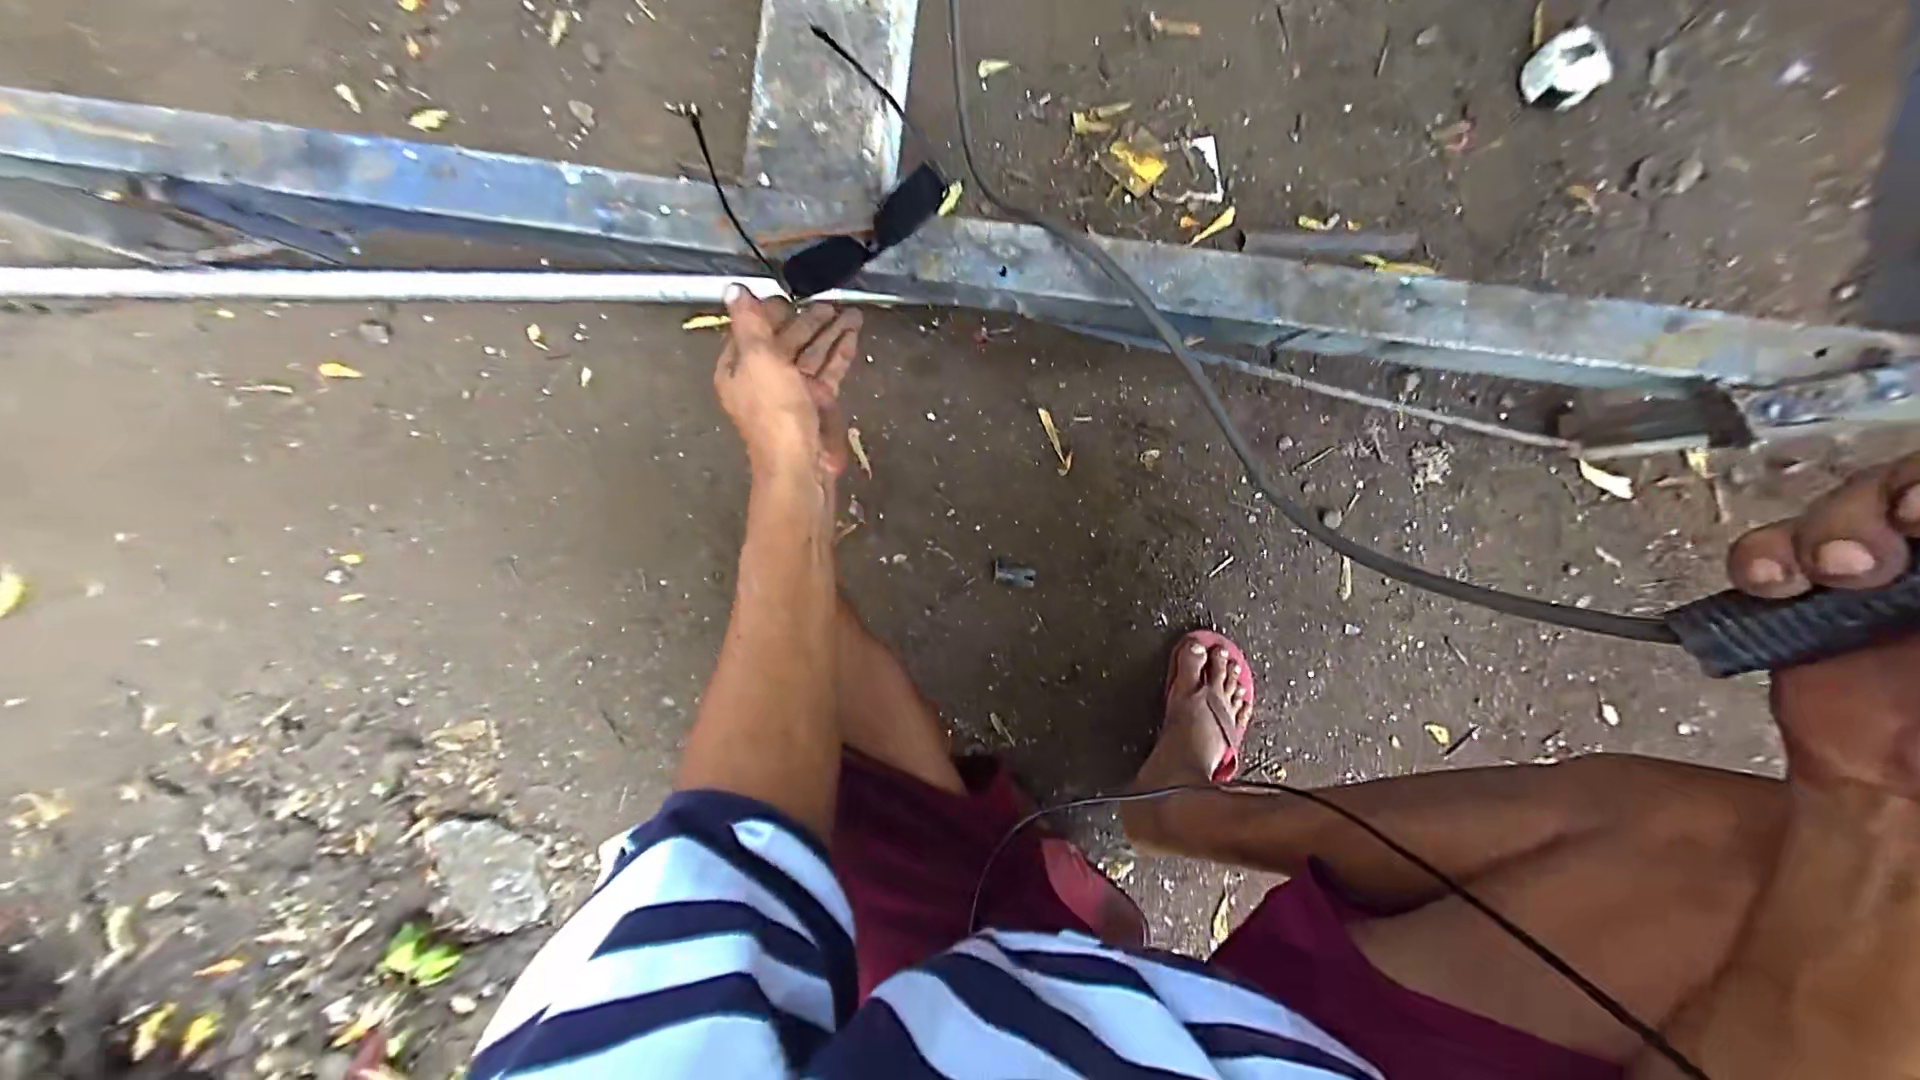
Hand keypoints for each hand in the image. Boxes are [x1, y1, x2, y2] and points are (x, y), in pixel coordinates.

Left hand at [713, 285, 861, 481]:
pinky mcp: (819, 402)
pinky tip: (853, 334)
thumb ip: (748, 322)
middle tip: (829, 301)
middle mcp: (765, 377)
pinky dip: (841, 351)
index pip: (753, 330)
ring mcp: (794, 390)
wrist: (800, 463)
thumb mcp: (756, 359)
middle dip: (809, 320)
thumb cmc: (774, 412)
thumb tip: (733, 288)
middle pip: (788, 339)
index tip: (790, 295)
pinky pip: (830, 369)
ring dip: (831, 331)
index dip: (770, 311)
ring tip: (851, 312)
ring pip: (813, 352)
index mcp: (739, 368)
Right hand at [1726, 452, 1919, 795]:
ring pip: (1841, 506)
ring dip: (1827, 529)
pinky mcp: (1806, 593)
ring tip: (1832, 572)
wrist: (1898, 786)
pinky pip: (1770, 549)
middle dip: (1896, 497)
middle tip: (1906, 527)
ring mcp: (1878, 575)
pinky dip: (1761, 557)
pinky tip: (1773, 583)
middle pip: (1910, 481)